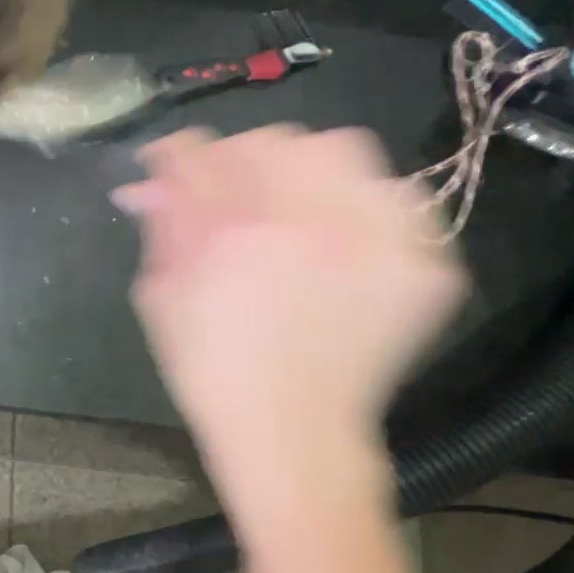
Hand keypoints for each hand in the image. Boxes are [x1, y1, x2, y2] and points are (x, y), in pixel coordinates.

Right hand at [115, 127, 467, 518]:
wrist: (292, 432)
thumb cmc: (209, 369)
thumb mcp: (161, 297)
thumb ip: (163, 227)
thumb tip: (152, 181)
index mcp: (232, 233)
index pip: (200, 153)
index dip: (177, 151)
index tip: (170, 162)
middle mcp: (309, 222)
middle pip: (272, 140)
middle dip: (239, 156)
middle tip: (230, 186)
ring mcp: (376, 239)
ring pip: (342, 149)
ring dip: (305, 168)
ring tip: (293, 203)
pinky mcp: (421, 262)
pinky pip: (395, 195)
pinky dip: (362, 203)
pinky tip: (340, 236)